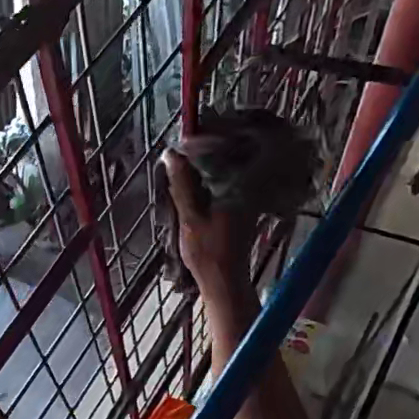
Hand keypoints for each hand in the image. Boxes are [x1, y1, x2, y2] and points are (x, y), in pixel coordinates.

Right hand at [164, 149, 256, 296]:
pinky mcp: (241, 206)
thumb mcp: (189, 216)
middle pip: (226, 156)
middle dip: (203, 150)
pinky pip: (226, 183)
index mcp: (237, 185)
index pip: (221, 149)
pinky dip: (210, 179)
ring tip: (182, 164)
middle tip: (178, 151)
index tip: (181, 138)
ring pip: (225, 169)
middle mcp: (246, 186)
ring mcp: (246, 196)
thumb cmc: (207, 251)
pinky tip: (193, 185)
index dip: (201, 140)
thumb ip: (182, 184)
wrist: (224, 280)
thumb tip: (172, 154)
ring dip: (205, 165)